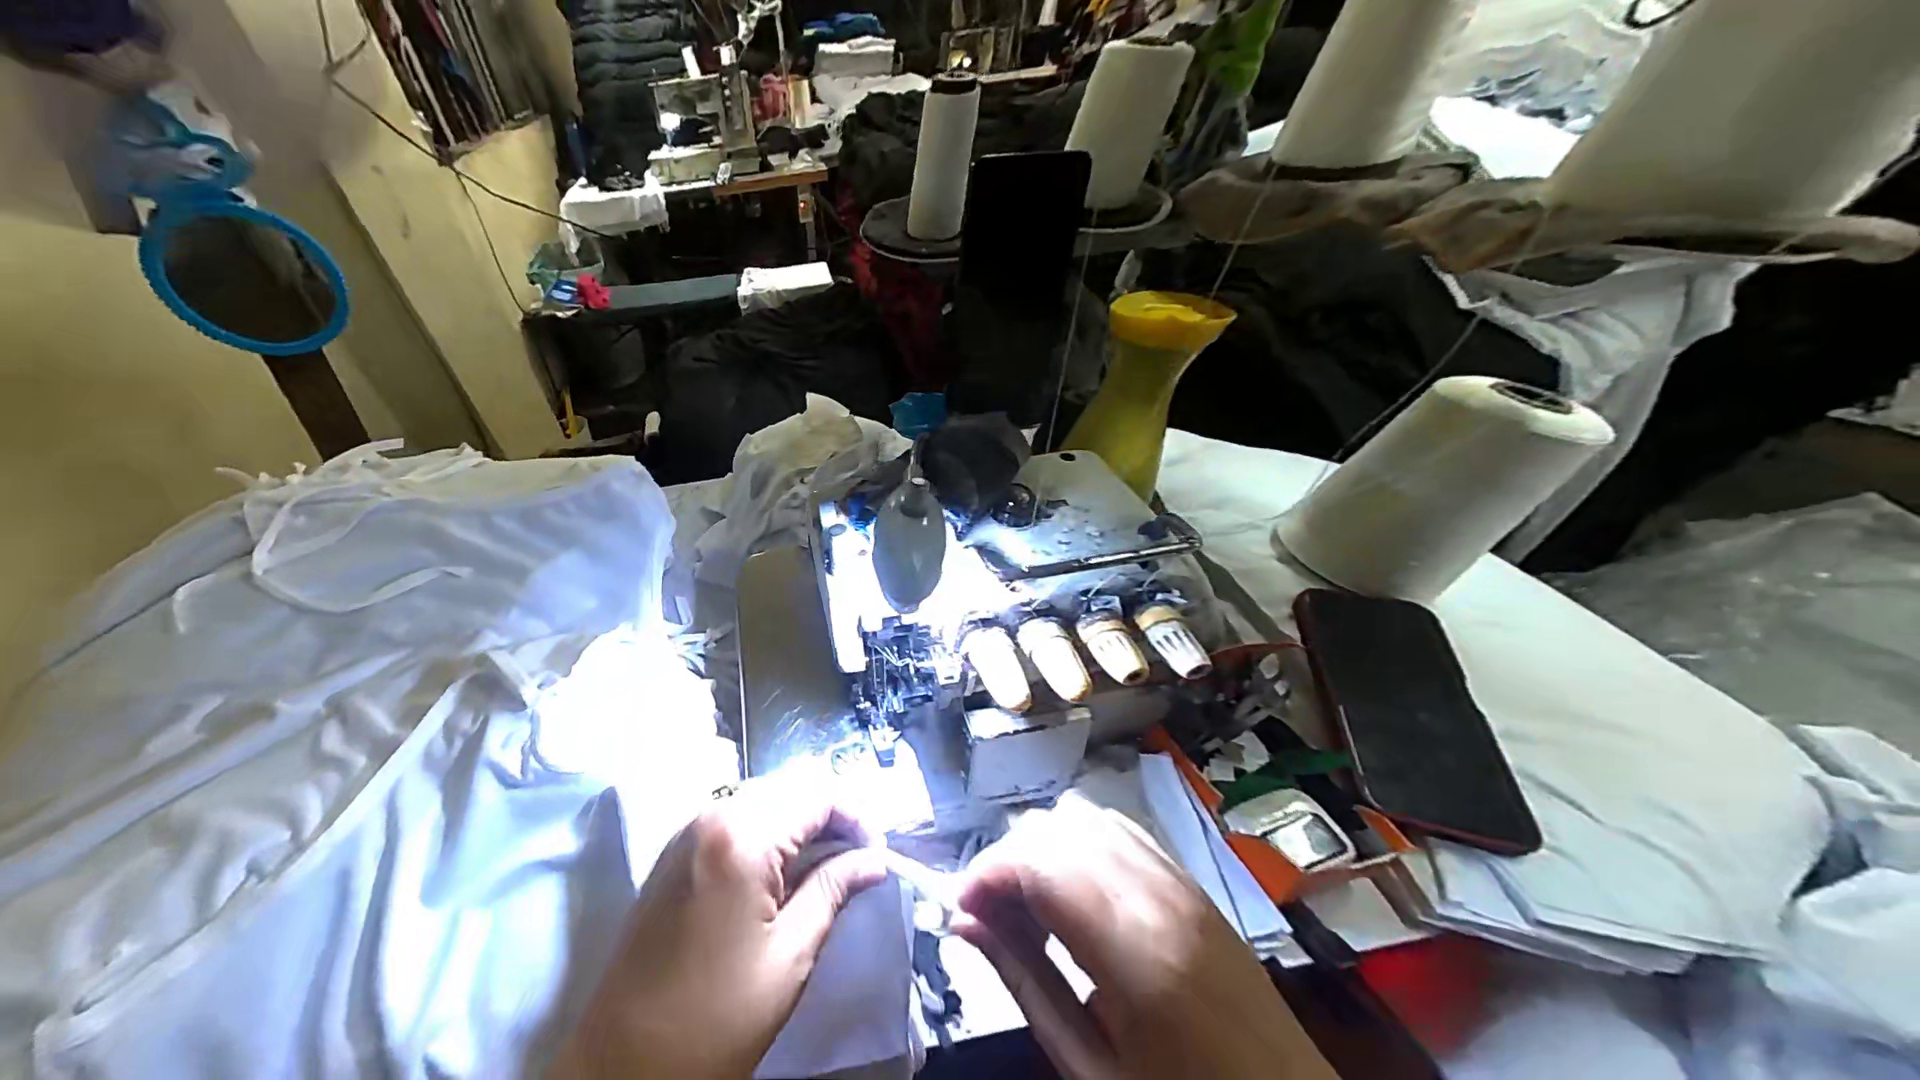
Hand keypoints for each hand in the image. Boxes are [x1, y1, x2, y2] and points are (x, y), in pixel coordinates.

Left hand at [550, 781, 888, 1079]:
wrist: (620, 1070)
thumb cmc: (715, 1019)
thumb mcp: (790, 955)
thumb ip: (835, 890)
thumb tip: (875, 860)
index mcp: (742, 836)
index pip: (819, 795)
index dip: (858, 819)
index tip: (877, 857)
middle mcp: (710, 817)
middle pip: (791, 789)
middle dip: (831, 817)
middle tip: (857, 860)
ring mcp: (685, 834)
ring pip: (764, 800)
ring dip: (800, 822)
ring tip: (826, 866)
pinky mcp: (673, 855)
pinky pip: (735, 819)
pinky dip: (768, 832)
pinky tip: (782, 870)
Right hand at [952, 795, 1336, 1079]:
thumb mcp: (1091, 1066)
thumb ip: (1024, 983)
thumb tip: (964, 924)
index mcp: (1135, 949)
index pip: (1039, 862)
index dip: (986, 873)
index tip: (961, 909)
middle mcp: (1158, 893)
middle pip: (1057, 828)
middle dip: (1007, 858)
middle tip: (988, 915)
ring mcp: (1180, 878)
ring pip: (1086, 816)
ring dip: (1042, 847)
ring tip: (1028, 905)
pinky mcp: (1190, 878)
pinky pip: (1120, 829)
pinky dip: (1080, 843)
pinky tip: (1072, 890)